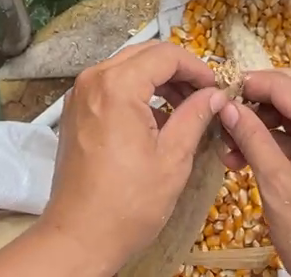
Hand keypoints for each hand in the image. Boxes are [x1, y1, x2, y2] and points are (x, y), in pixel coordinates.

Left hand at [35, 41, 227, 274]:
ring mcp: (80, 93)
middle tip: (203, 94)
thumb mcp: (172, 159)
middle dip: (177, 70)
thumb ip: (194, 117)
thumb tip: (213, 95)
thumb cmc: (127, 203)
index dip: (195, 67)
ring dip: (157, 80)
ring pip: (126, 67)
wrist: (78, 237)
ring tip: (184, 106)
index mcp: (117, 85)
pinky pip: (110, 84)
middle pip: (144, 54)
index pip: (165, 55)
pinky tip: (156, 117)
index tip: (215, 86)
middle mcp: (94, 79)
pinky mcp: (75, 109)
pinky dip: (135, 91)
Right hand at [219, 69, 290, 276]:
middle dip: (255, 103)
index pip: (282, 84)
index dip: (246, 84)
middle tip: (224, 122)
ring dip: (263, 124)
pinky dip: (279, 142)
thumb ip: (251, 137)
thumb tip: (226, 104)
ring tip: (231, 151)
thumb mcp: (277, 185)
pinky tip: (251, 160)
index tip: (215, 96)